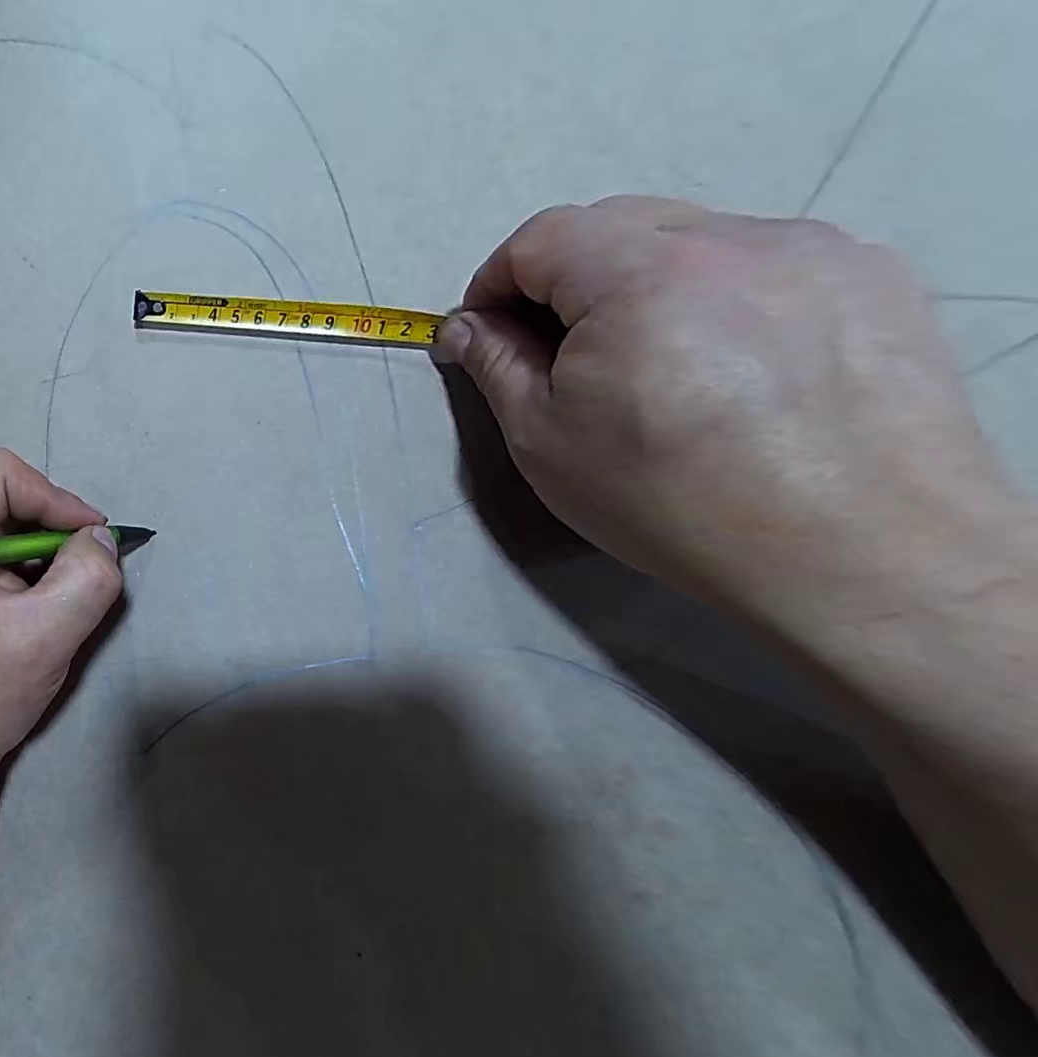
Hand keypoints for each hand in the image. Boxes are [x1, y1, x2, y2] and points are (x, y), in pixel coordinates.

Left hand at [0, 449, 123, 782]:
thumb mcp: (46, 639)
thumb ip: (87, 579)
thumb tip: (101, 537)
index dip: (54, 498)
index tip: (90, 539)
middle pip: (0, 497)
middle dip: (51, 530)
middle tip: (81, 570)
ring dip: (41, 553)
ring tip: (55, 598)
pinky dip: (25, 571)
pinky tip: (32, 609)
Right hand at [433, 196, 1018, 631]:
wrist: (852, 551)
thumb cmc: (665, 497)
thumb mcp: (544, 438)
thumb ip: (498, 365)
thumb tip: (465, 327)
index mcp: (641, 277)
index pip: (543, 237)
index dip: (494, 281)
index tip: (483, 332)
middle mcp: (734, 240)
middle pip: (614, 224)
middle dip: (559, 277)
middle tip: (549, 350)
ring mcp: (816, 251)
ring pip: (688, 240)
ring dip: (634, 284)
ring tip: (638, 362)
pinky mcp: (872, 277)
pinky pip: (756, 262)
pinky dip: (707, 294)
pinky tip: (714, 362)